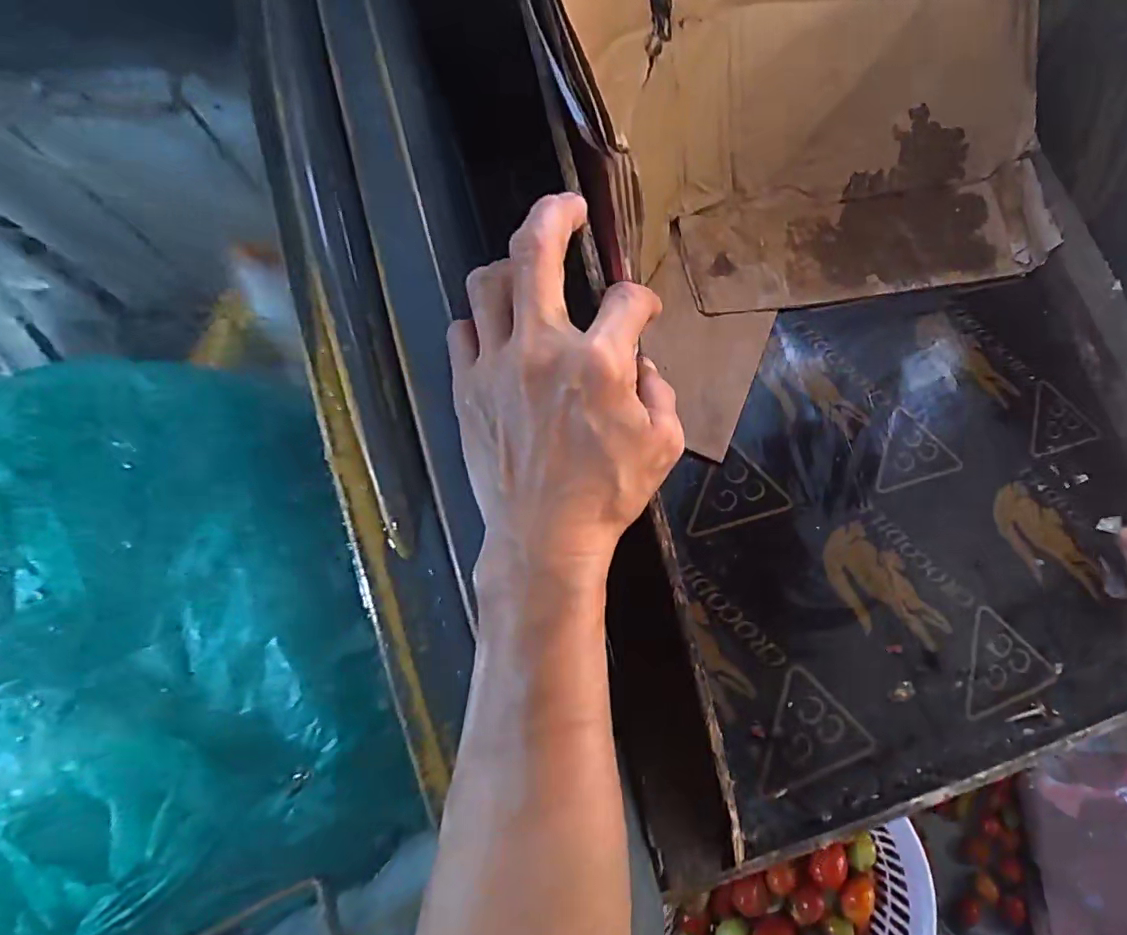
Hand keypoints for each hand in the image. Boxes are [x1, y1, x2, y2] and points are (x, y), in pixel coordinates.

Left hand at [449, 193, 683, 589]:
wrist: (544, 537)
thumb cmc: (610, 494)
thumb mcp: (663, 446)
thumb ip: (661, 393)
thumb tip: (640, 366)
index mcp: (599, 362)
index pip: (626, 302)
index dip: (642, 299)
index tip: (645, 310)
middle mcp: (543, 347)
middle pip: (533, 252)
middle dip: (553, 214)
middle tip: (567, 206)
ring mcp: (495, 365)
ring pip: (486, 283)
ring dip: (508, 266)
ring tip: (524, 271)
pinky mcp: (465, 389)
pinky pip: (463, 332)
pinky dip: (482, 324)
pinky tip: (497, 335)